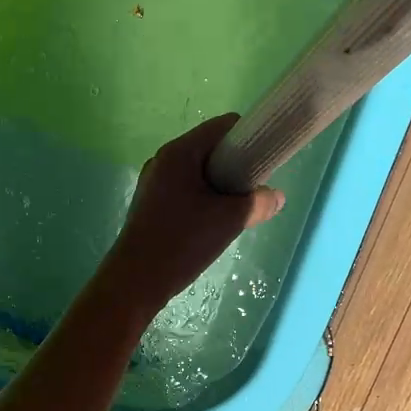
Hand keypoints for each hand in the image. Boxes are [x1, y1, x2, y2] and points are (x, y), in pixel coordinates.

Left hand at [105, 115, 285, 305]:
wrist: (134, 283)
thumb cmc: (181, 244)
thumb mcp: (228, 222)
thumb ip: (257, 203)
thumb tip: (276, 198)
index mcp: (179, 152)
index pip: (224, 127)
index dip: (249, 141)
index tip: (262, 167)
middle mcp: (162, 161)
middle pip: (210, 151)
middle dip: (233, 170)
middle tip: (247, 197)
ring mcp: (152, 184)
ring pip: (197, 175)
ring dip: (218, 191)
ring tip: (227, 218)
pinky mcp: (148, 206)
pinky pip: (183, 193)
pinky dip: (200, 203)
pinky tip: (207, 229)